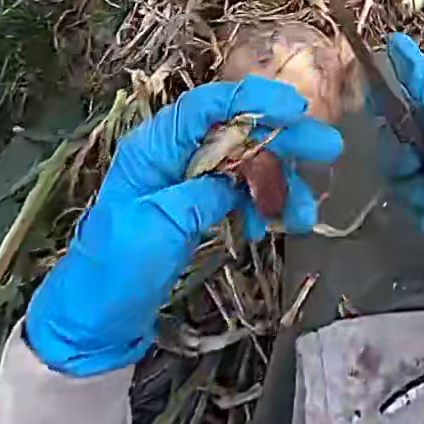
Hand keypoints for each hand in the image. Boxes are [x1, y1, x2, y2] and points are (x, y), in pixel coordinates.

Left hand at [24, 77, 342, 376]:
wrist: (95, 323)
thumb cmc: (115, 273)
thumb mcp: (160, 228)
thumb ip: (204, 191)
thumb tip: (244, 170)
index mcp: (157, 145)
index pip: (210, 104)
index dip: (256, 99)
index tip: (297, 109)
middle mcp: (177, 149)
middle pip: (241, 127)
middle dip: (286, 138)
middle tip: (328, 148)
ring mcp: (191, 173)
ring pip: (250, 158)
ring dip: (281, 182)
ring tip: (307, 214)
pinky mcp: (202, 196)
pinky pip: (244, 186)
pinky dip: (264, 203)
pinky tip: (273, 225)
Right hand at [383, 34, 423, 275]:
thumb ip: (419, 81)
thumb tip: (395, 38)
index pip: (390, 107)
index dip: (380, 111)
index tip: (377, 115)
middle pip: (387, 148)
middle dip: (399, 161)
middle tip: (419, 165)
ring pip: (394, 180)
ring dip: (413, 190)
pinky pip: (407, 208)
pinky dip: (421, 211)